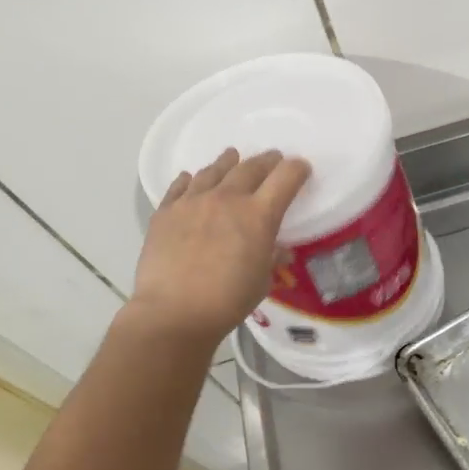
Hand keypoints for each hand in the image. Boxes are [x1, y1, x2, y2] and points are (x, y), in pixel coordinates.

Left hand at [130, 147, 310, 340]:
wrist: (174, 311)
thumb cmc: (228, 302)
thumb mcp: (262, 281)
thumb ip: (271, 258)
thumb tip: (278, 249)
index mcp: (257, 216)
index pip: (284, 179)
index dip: (297, 170)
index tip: (302, 168)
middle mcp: (226, 199)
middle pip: (250, 168)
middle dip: (266, 161)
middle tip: (273, 158)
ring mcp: (192, 202)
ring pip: (213, 171)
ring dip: (228, 163)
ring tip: (233, 157)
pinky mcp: (166, 211)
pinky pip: (181, 186)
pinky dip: (191, 179)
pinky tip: (191, 178)